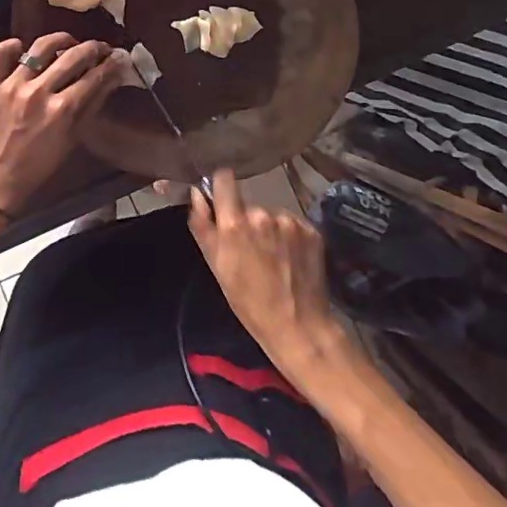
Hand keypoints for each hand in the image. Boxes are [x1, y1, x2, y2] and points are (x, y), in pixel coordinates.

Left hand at [0, 34, 128, 215]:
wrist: (1, 173)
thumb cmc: (42, 160)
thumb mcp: (74, 136)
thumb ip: (94, 103)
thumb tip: (114, 77)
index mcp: (61, 109)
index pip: (93, 76)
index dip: (110, 63)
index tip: (118, 55)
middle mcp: (38, 92)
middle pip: (71, 56)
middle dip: (92, 48)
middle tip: (99, 47)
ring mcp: (14, 85)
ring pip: (39, 47)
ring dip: (60, 39)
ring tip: (69, 43)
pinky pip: (0, 52)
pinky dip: (13, 45)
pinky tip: (24, 48)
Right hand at [188, 170, 354, 372]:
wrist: (299, 326)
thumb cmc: (248, 301)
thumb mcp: (216, 265)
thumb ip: (202, 225)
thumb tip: (195, 193)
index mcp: (235, 223)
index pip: (224, 179)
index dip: (221, 186)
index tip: (222, 199)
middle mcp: (263, 214)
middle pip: (248, 204)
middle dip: (246, 219)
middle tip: (250, 248)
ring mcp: (290, 222)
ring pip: (271, 214)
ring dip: (269, 228)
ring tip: (273, 257)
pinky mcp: (311, 230)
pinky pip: (291, 223)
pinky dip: (288, 236)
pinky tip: (290, 258)